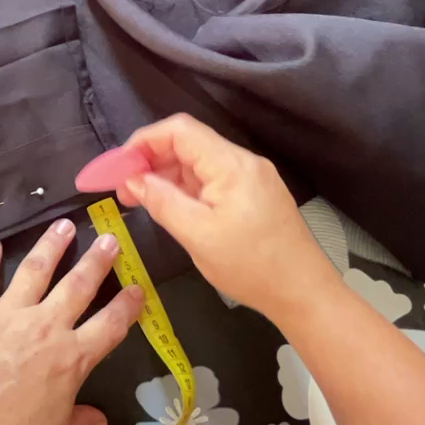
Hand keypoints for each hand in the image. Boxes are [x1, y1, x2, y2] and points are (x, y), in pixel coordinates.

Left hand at [0, 220, 143, 424]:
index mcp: (72, 359)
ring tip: (63, 225)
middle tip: (109, 237)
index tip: (138, 287)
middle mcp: (44, 327)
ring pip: (35, 269)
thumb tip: (99, 419)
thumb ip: (80, 422)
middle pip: (78, 285)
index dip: (128, 305)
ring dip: (51, 244)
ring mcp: (8, 314)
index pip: (111, 325)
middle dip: (97, 259)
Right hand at [113, 114, 340, 318]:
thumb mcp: (197, 235)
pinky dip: (185, 186)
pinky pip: (210, 178)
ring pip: (197, 161)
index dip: (144, 141)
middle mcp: (242, 162)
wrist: (305, 294)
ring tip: (141, 199)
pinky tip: (169, 205)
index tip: (119, 167)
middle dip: (151, 159)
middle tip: (125, 187)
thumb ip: (161, 201)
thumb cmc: (251, 267)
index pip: (180, 130)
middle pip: (188, 142)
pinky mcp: (253, 193)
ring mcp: (250, 177)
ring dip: (166, 174)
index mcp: (231, 165)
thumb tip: (132, 179)